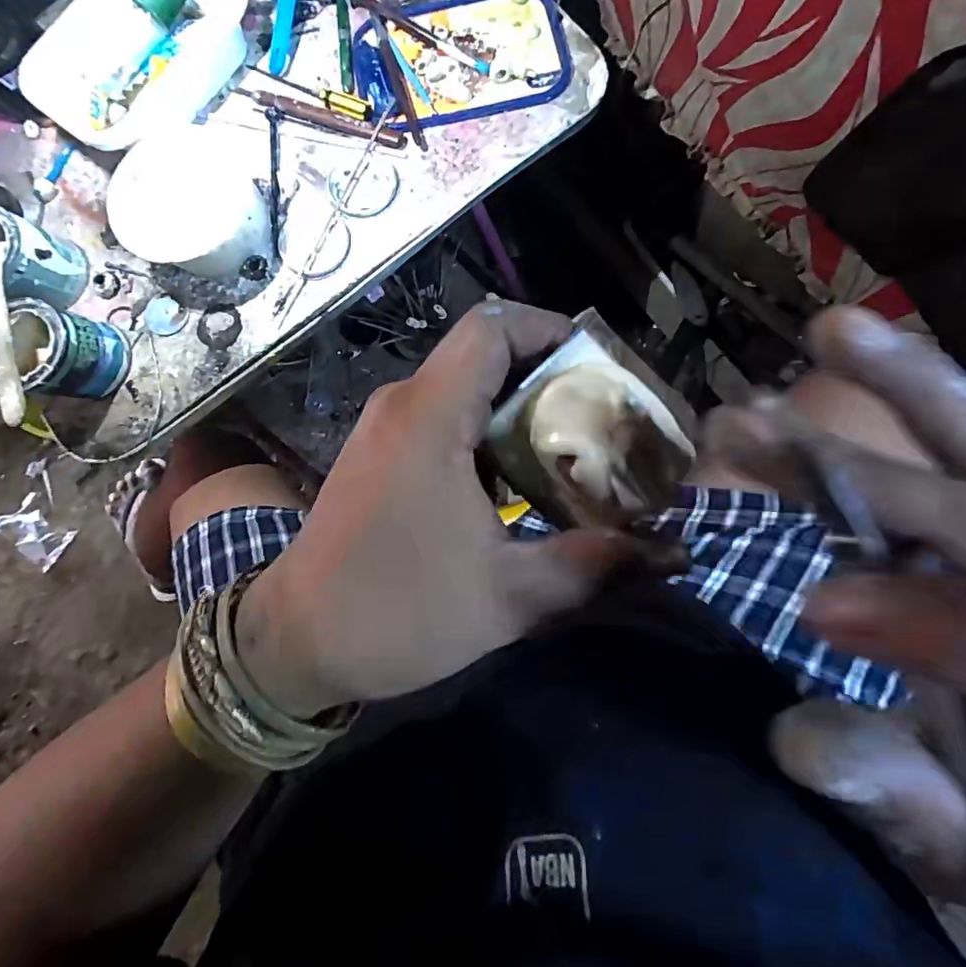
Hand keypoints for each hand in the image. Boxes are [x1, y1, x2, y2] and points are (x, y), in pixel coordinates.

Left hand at [238, 301, 636, 716]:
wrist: (296, 639)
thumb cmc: (397, 612)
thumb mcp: (508, 597)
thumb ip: (593, 565)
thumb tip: (669, 552)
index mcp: (429, 417)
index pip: (491, 328)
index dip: (548, 331)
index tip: (598, 370)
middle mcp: (399, 406)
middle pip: (479, 356)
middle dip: (545, 380)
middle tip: (600, 424)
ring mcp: (378, 430)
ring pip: (457, 390)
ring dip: (512, 413)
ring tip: (567, 456)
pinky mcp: (370, 456)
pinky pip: (433, 420)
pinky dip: (478, 436)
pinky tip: (511, 485)